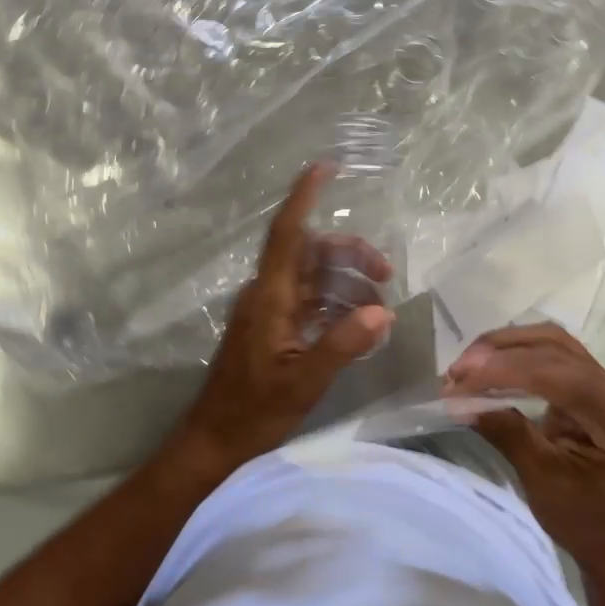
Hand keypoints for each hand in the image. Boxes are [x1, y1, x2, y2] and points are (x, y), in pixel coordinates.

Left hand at [178, 164, 395, 468]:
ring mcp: (268, 311)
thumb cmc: (254, 410)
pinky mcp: (272, 329)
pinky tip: (359, 322)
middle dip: (350, 253)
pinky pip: (309, 301)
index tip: (324, 168)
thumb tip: (381, 311)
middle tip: (387, 273)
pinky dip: (335, 303)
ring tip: (379, 306)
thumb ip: (342, 345)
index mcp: (269, 298)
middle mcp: (267, 294)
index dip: (304, 198)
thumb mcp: (303, 382)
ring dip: (346, 281)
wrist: (216, 438)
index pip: (287, 234)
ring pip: (312, 277)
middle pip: (310, 252)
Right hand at [441, 324, 604, 558]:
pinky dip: (516, 355)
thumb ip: (508, 433)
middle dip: (502, 356)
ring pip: (555, 343)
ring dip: (506, 348)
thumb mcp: (542, 480)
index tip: (462, 380)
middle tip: (455, 373)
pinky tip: (486, 364)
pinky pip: (554, 356)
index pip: (566, 379)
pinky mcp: (595, 385)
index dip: (510, 371)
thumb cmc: (582, 519)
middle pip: (560, 352)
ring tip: (466, 364)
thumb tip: (460, 400)